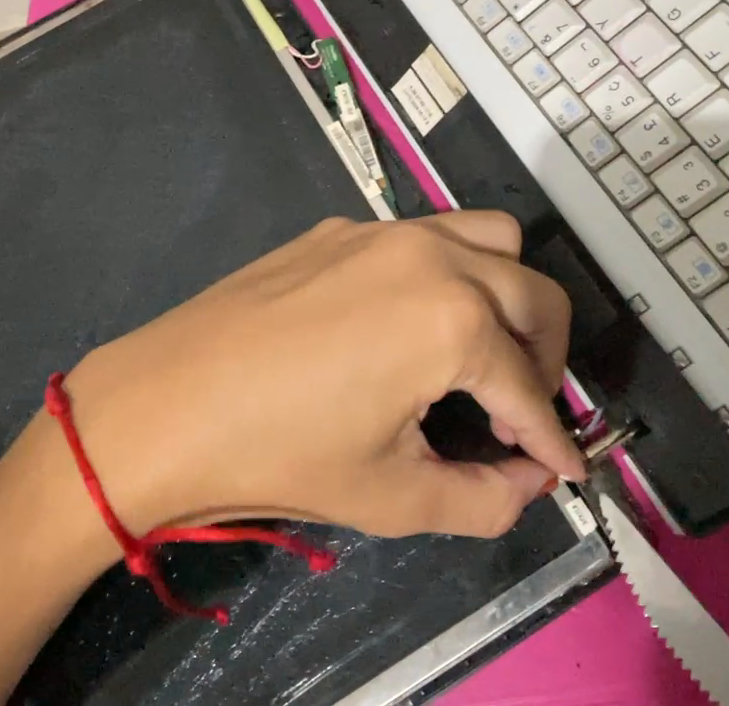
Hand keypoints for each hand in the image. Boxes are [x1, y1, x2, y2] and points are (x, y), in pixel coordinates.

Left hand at [61, 211, 587, 539]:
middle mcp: (431, 257)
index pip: (530, 387)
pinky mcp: (340, 230)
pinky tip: (407, 325)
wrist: (161, 406)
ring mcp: (382, 232)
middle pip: (534, 293)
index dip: (554, 437)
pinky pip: (424, 236)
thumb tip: (530, 483)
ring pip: (488, 239)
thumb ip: (486, 498)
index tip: (567, 467)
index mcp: (452, 321)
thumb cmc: (279, 457)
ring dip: (506, 295)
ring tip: (482, 353)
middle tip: (524, 410)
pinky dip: (447, 274)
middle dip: (546, 357)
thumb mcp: (392, 497)